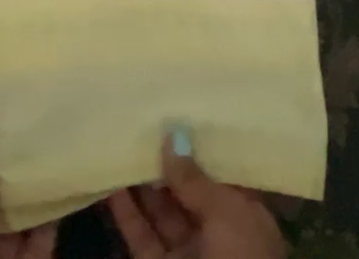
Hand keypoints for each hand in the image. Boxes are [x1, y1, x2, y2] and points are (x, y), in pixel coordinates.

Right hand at [106, 130, 285, 258]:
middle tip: (142, 122)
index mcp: (247, 218)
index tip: (179, 114)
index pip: (223, 174)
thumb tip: (173, 136)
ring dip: (141, 182)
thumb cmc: (240, 258)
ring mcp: (187, 253)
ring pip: (160, 211)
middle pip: (187, 191)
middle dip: (166, 161)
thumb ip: (195, 178)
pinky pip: (140, 235)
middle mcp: (218, 234)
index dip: (202, 148)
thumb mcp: (227, 213)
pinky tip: (110, 183)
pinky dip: (125, 211)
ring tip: (122, 142)